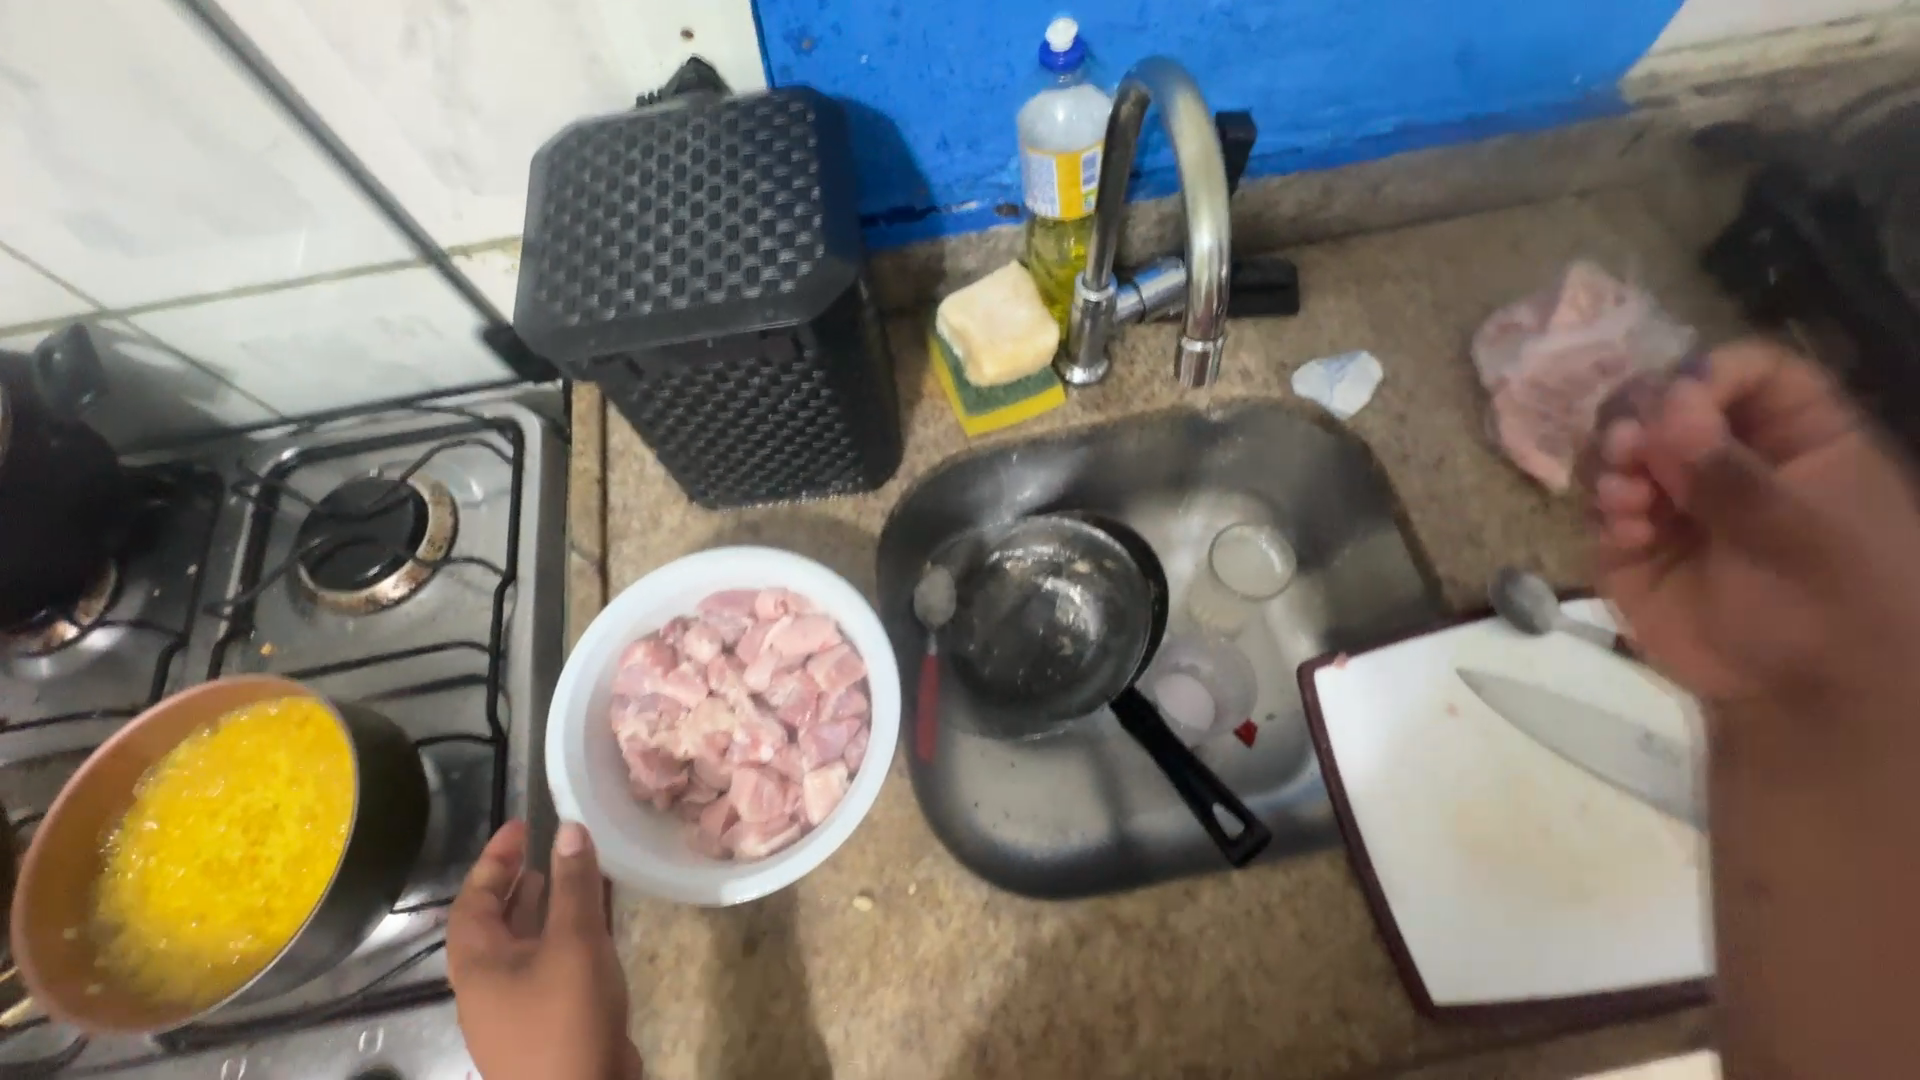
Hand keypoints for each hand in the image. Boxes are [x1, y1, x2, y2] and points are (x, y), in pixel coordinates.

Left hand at [448, 821, 642, 1079]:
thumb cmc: (565, 1016)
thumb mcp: (574, 941)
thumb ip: (573, 884)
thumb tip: (568, 827)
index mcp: (478, 964)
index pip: (472, 900)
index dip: (495, 860)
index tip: (521, 826)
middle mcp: (490, 983)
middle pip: (495, 921)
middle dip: (519, 879)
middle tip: (547, 843)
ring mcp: (519, 1004)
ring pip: (527, 940)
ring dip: (546, 903)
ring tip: (572, 870)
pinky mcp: (550, 1017)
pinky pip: (552, 957)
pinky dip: (568, 929)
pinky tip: (596, 917)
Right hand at [1588, 339, 1919, 704]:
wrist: (1796, 694)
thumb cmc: (1835, 605)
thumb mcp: (1800, 531)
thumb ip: (1729, 470)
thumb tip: (1666, 401)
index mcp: (1798, 445)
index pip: (1753, 376)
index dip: (1711, 375)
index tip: (1677, 399)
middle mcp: (1729, 462)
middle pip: (1668, 405)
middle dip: (1640, 420)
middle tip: (1630, 447)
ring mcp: (1675, 501)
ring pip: (1622, 450)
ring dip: (1614, 462)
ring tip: (1627, 495)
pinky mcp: (1630, 541)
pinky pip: (1601, 504)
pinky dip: (1605, 507)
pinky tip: (1626, 530)